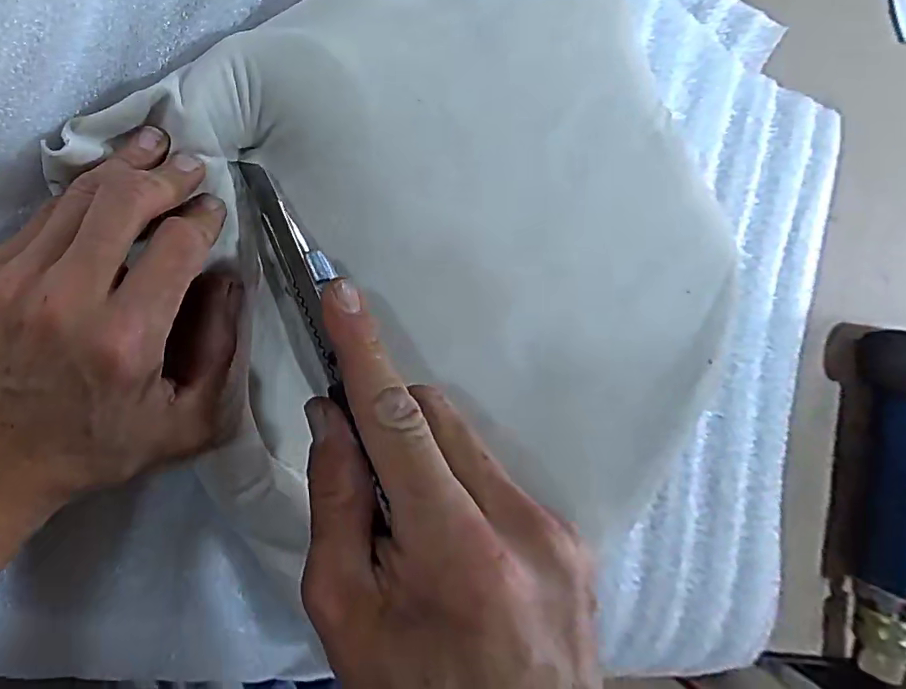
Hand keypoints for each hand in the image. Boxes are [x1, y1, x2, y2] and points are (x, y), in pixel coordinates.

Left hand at [0, 126, 241, 507]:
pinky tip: (108, 180)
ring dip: (126, 164)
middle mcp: (69, 301)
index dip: (203, 216)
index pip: (176, 244)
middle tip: (190, 165)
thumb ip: (222, 352)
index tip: (212, 209)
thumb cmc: (95, 445)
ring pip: (84, 192)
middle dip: (167, 175)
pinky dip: (86, 189)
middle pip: (126, 200)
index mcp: (124, 340)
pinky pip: (49, 210)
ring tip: (153, 146)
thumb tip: (226, 276)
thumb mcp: (184, 426)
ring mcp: (21, 280)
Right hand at [300, 280, 602, 688]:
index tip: (342, 295)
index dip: (364, 351)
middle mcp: (523, 527)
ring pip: (464, 436)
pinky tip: (451, 539)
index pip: (398, 421)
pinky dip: (455, 479)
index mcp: (458, 552)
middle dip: (386, 417)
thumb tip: (332, 416)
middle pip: (433, 414)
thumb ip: (334, 501)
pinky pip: (493, 470)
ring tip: (410, 522)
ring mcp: (557, 531)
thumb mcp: (342, 609)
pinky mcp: (572, 539)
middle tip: (360, 466)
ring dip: (421, 451)